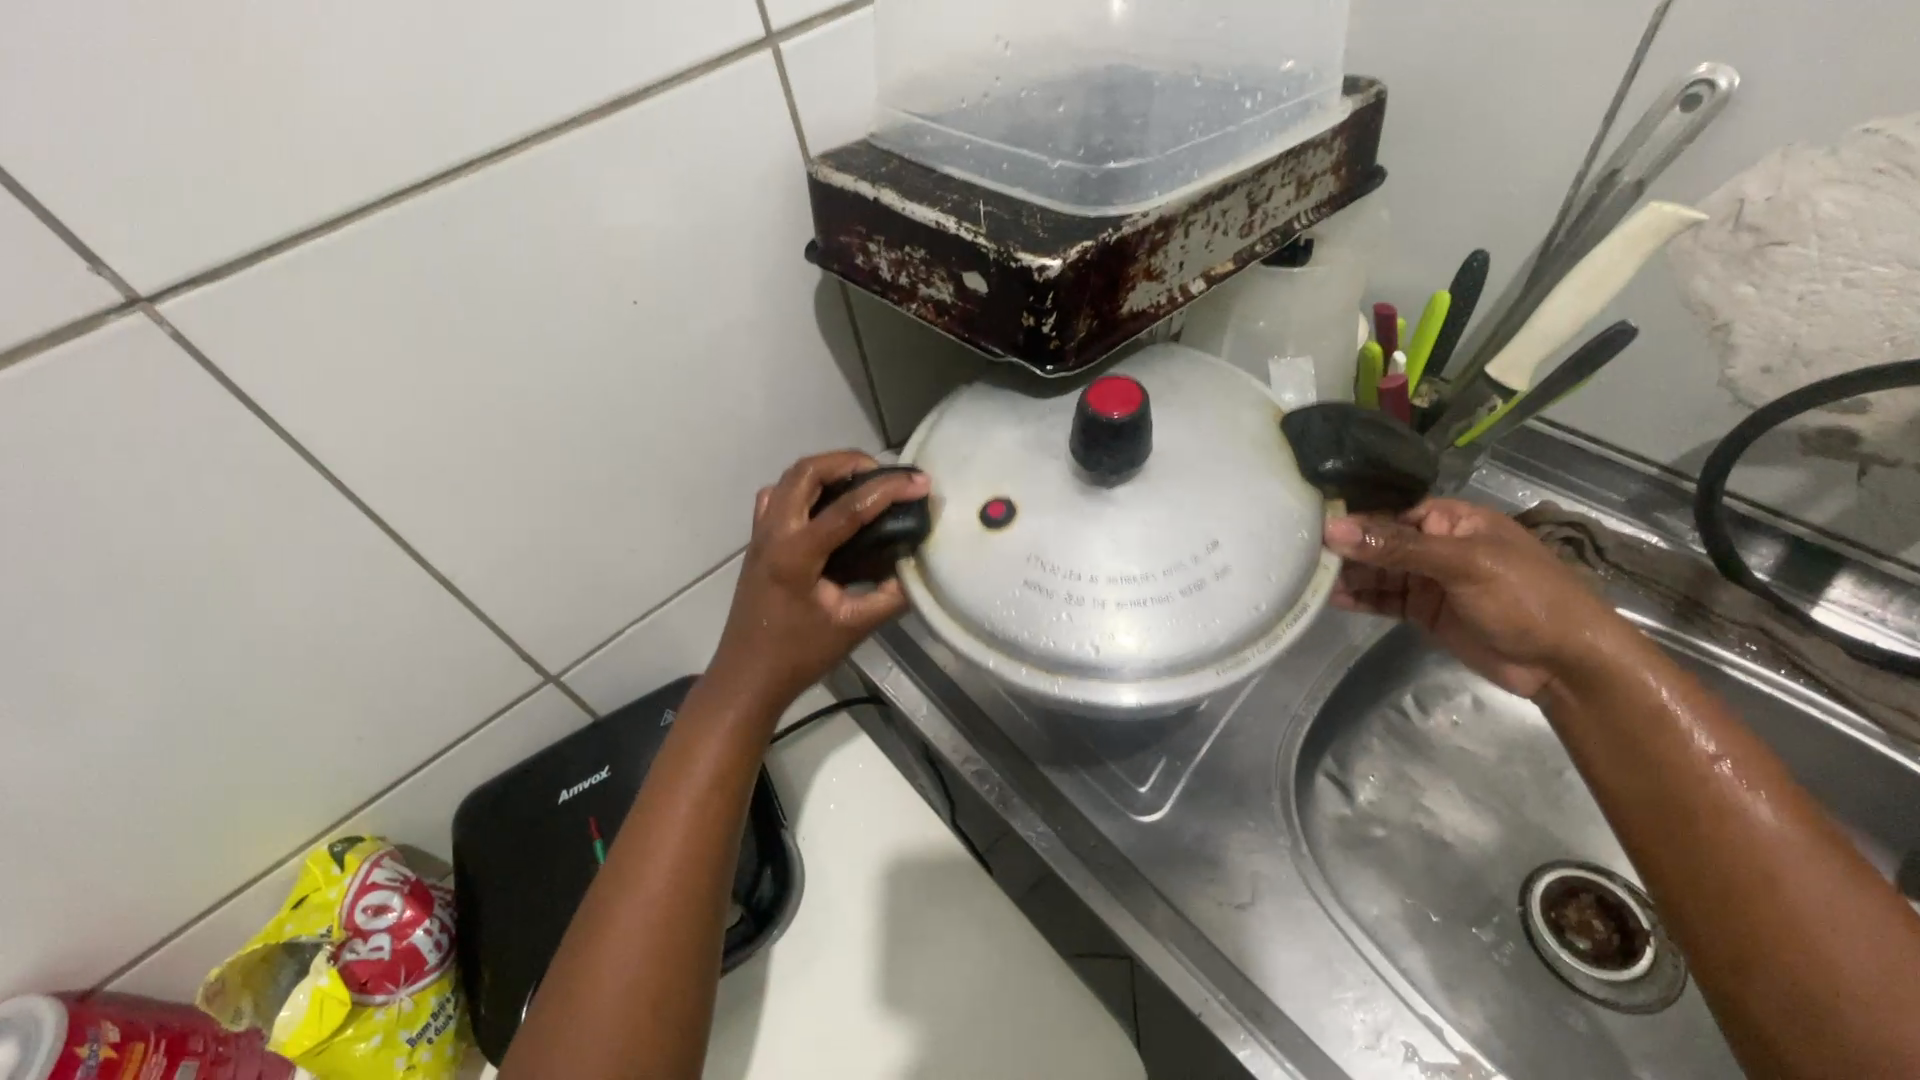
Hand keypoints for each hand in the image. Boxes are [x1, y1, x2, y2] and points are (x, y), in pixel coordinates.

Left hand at [707, 450, 930, 709]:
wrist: (747, 676)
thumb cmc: (798, 655)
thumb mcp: (853, 627)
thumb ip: (890, 596)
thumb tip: (917, 569)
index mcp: (796, 554)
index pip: (849, 507)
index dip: (889, 490)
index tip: (920, 483)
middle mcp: (774, 533)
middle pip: (806, 472)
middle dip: (848, 462)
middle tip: (882, 473)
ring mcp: (760, 535)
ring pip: (788, 479)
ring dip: (825, 470)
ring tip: (859, 482)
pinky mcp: (757, 542)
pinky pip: (776, 497)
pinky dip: (803, 488)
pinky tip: (825, 506)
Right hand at [1323, 498, 1627, 697]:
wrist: (1564, 663)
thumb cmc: (1525, 597)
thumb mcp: (1461, 564)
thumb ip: (1396, 547)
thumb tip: (1334, 529)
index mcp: (1452, 520)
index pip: (1390, 511)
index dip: (1352, 518)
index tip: (1308, 524)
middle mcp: (1436, 545)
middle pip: (1379, 542)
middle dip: (1344, 549)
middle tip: (1297, 554)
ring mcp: (1429, 580)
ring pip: (1377, 573)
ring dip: (1347, 576)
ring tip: (1305, 579)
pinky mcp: (1424, 612)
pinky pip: (1384, 601)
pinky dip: (1359, 600)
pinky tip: (1330, 600)